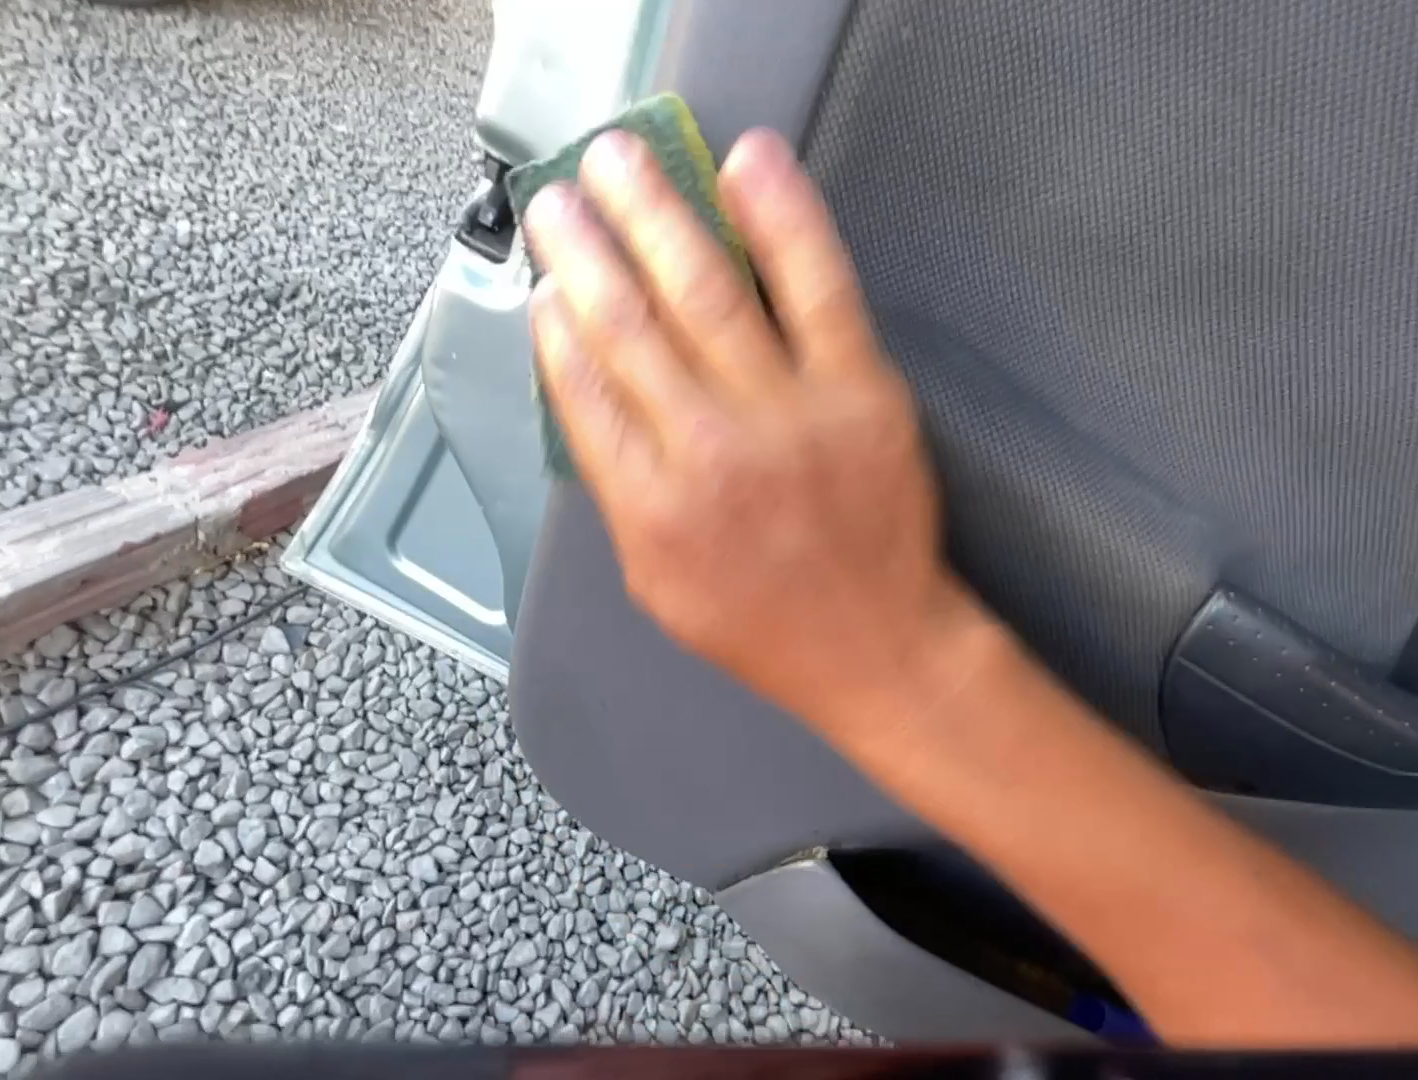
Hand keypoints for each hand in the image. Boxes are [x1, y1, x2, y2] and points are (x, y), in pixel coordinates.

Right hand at [522, 128, 980, 729]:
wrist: (873, 643)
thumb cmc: (762, 622)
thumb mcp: (658, 584)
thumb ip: (618, 494)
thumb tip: (586, 402)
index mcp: (650, 508)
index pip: (582, 392)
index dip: (555, 327)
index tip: (545, 285)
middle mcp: (708, 453)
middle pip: (628, 327)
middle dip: (583, 251)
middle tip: (558, 198)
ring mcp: (788, 415)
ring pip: (706, 291)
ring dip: (653, 215)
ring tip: (618, 160)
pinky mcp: (859, 390)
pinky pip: (816, 287)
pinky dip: (780, 219)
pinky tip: (747, 165)